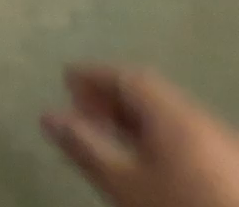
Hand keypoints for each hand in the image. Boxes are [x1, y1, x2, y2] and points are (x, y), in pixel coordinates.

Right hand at [44, 64, 238, 206]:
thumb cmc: (176, 203)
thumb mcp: (120, 179)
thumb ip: (82, 144)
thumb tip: (48, 116)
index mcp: (175, 116)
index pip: (127, 76)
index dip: (91, 74)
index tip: (64, 86)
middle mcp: (204, 121)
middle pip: (150, 94)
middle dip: (110, 98)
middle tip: (83, 115)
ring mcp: (225, 144)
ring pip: (170, 116)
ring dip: (134, 119)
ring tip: (110, 139)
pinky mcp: (233, 165)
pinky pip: (189, 136)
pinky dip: (159, 136)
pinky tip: (147, 159)